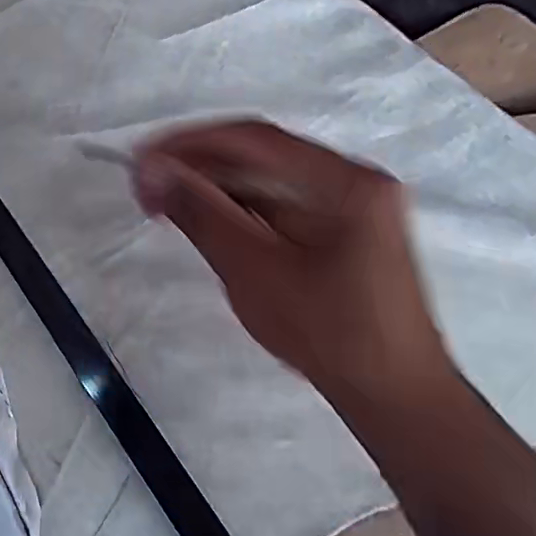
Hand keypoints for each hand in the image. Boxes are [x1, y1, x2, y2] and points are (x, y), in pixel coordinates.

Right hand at [133, 120, 452, 402]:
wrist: (394, 395)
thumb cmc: (330, 336)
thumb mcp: (254, 272)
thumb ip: (201, 215)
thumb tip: (153, 171)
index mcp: (344, 181)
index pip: (252, 139)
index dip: (188, 143)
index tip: (141, 159)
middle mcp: (350, 179)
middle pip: (259, 155)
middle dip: (196, 166)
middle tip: (144, 186)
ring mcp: (347, 203)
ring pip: (264, 179)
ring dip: (212, 187)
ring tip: (162, 202)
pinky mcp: (338, 227)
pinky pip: (277, 203)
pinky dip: (236, 208)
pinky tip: (202, 218)